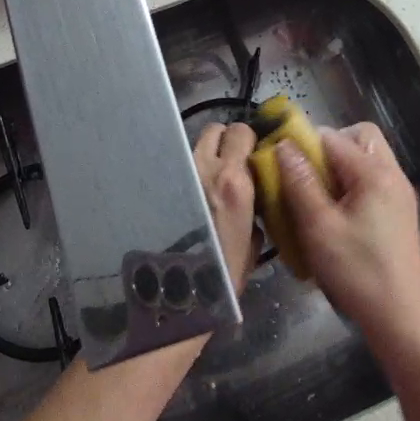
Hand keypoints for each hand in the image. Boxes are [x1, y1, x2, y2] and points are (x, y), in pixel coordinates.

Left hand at [193, 122, 259, 292]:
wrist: (182, 291)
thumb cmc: (224, 273)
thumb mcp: (253, 244)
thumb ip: (255, 213)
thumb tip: (254, 203)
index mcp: (234, 181)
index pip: (241, 133)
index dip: (249, 140)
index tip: (254, 154)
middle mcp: (206, 167)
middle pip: (216, 129)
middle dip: (226, 139)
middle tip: (233, 160)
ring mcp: (181, 173)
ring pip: (196, 144)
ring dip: (208, 153)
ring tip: (213, 177)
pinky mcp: (165, 185)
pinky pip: (183, 165)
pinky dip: (192, 170)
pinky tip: (195, 191)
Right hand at [277, 123, 419, 352]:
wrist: (403, 322)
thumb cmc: (358, 273)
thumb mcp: (319, 227)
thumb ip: (300, 182)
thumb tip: (283, 144)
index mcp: (374, 173)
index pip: (332, 137)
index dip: (304, 144)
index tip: (282, 165)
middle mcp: (392, 176)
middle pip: (360, 137)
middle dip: (329, 147)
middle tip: (307, 175)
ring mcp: (400, 196)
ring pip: (367, 159)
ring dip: (340, 167)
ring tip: (318, 197)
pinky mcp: (400, 215)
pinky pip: (373, 181)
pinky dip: (352, 186)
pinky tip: (336, 216)